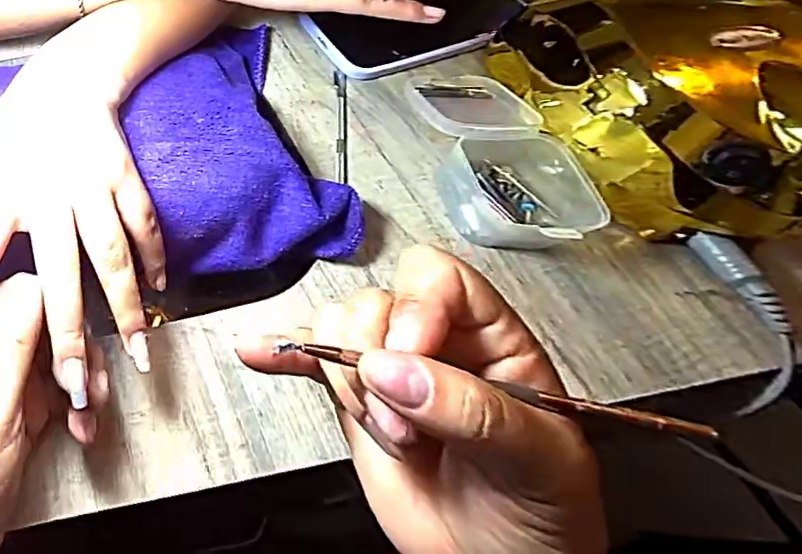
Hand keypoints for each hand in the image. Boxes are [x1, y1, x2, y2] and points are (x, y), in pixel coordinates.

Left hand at [0, 52, 153, 444]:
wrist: (62, 81)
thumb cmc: (10, 123)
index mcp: (3, 195)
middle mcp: (47, 197)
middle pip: (59, 274)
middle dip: (66, 333)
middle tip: (76, 387)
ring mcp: (90, 187)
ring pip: (111, 257)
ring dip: (126, 308)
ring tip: (139, 355)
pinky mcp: (123, 176)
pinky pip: (142, 222)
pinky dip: (154, 256)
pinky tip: (161, 291)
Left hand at [0, 275, 66, 553]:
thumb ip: (10, 349)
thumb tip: (35, 281)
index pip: (23, 292)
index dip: (58, 310)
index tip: (75, 347)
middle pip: (49, 321)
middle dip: (78, 351)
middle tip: (87, 389)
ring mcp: (8, 382)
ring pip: (60, 355)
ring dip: (84, 382)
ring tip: (87, 416)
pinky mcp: (23, 411)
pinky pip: (62, 390)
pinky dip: (80, 408)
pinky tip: (82, 432)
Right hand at [236, 246, 605, 553]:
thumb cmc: (543, 521)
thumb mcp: (537, 466)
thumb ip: (474, 412)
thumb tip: (391, 367)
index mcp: (492, 342)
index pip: (440, 280)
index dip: (416, 305)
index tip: (410, 357)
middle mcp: (433, 342)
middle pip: (374, 303)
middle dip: (373, 363)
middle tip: (403, 427)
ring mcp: (386, 365)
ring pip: (335, 325)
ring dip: (346, 382)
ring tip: (386, 434)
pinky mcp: (349, 393)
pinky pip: (303, 355)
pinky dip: (279, 351)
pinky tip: (257, 352)